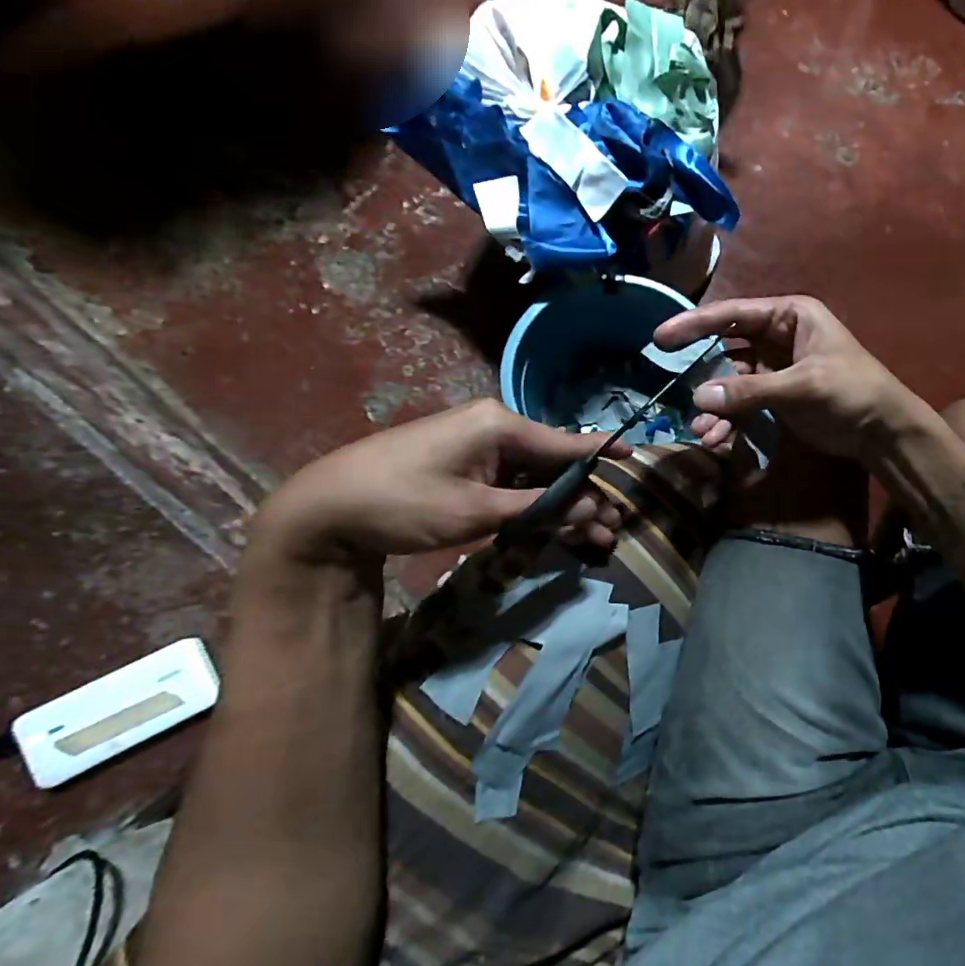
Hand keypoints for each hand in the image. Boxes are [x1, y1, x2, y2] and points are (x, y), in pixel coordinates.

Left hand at [252, 399, 624, 563]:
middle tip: (616, 530)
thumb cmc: (403, 502)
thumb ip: (539, 507)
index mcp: (500, 425)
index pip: (567, 441)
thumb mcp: (476, 511)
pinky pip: (516, 484)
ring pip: (539, 477)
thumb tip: (591, 507)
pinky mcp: (469, 468)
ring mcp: (481, 449)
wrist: (326, 509)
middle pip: (557, 463)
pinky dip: (537, 507)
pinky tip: (559, 529)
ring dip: (565, 507)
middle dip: (588, 498)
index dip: (605, 455)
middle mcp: (496, 429)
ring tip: (597, 540)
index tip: (638, 460)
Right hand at [651, 295, 915, 459]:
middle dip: (704, 376)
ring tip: (703, 433)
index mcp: (790, 316)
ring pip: (732, 381)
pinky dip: (729, 419)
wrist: (882, 430)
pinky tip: (718, 438)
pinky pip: (743, 402)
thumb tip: (700, 398)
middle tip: (676, 394)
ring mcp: (776, 367)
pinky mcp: (777, 396)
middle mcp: (779, 336)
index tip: (661, 338)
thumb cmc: (851, 392)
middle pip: (727, 348)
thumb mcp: (802, 386)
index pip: (733, 315)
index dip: (695, 324)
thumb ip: (751, 390)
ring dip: (716, 406)